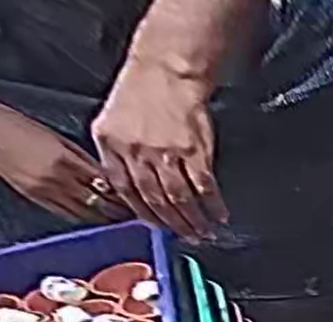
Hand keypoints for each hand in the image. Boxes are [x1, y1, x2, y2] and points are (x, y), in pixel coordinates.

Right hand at [0, 102, 130, 223]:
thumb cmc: (15, 123)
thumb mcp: (61, 140)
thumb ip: (89, 163)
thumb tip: (115, 182)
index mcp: (66, 161)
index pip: (110, 189)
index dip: (130, 199)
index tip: (143, 203)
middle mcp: (56, 180)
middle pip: (104, 208)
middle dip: (123, 213)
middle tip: (139, 216)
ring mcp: (44, 191)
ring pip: (88, 216)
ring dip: (107, 219)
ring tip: (120, 218)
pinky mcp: (33, 197)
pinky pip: (68, 215)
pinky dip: (86, 217)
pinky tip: (95, 214)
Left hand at [91, 62, 228, 239]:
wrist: (166, 73)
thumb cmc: (144, 96)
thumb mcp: (116, 123)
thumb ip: (124, 156)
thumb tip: (142, 192)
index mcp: (111, 143)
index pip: (124, 188)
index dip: (142, 214)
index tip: (158, 229)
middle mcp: (136, 149)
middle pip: (155, 199)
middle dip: (174, 224)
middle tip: (189, 238)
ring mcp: (166, 152)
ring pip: (179, 198)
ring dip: (195, 220)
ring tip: (207, 232)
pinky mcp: (193, 153)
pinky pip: (205, 188)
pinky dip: (214, 205)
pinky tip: (221, 214)